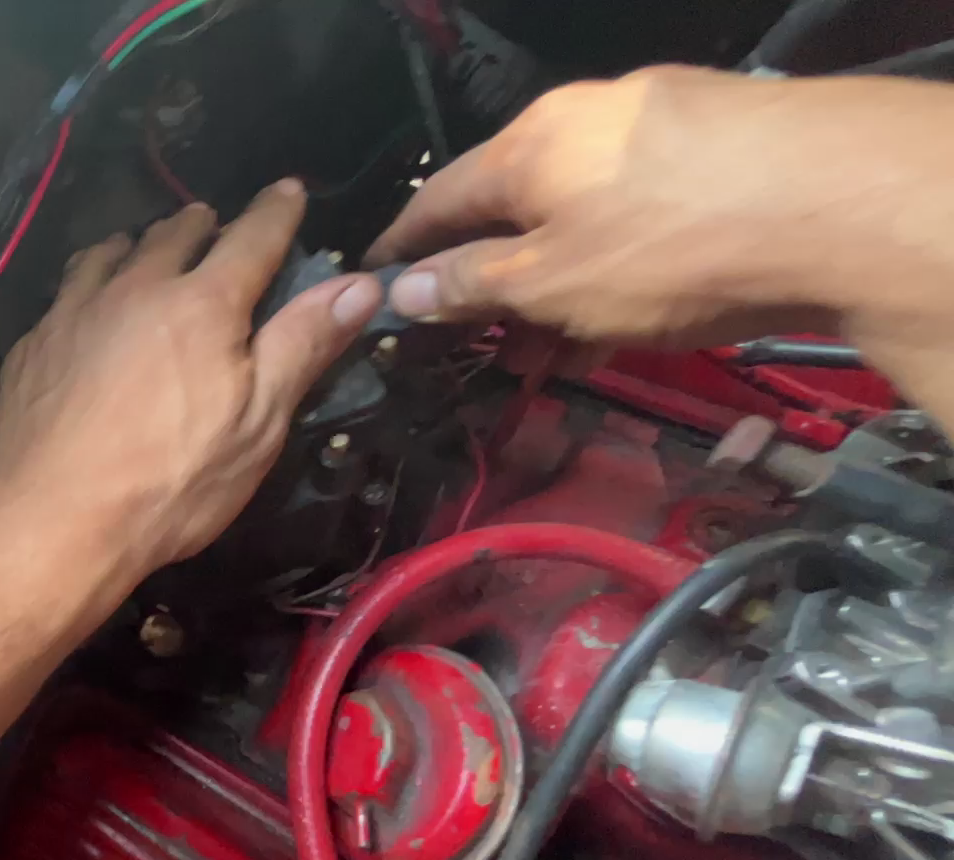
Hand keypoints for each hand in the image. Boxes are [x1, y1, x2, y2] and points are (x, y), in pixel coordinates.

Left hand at [0, 180, 381, 590]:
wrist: (51, 521)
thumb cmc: (168, 484)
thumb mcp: (255, 424)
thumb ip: (302, 346)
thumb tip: (360, 282)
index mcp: (202, 305)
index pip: (253, 236)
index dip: (277, 211)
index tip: (288, 192)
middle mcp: (133, 291)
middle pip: (173, 235)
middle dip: (201, 224)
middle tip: (211, 226)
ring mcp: (72, 315)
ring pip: (107, 254)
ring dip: (135, 246)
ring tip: (141, 250)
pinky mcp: (31, 347)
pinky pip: (63, 296)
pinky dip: (85, 287)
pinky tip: (82, 310)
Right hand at [366, 66, 953, 398]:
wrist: (882, 207)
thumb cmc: (675, 250)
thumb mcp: (545, 284)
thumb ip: (464, 284)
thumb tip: (402, 289)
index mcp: (532, 143)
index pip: (433, 199)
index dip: (396, 250)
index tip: (372, 287)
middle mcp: (591, 116)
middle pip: (506, 208)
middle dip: (482, 279)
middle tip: (469, 337)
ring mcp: (667, 120)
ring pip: (573, 215)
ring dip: (546, 284)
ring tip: (548, 349)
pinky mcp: (730, 139)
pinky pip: (633, 209)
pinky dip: (606, 264)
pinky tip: (615, 318)